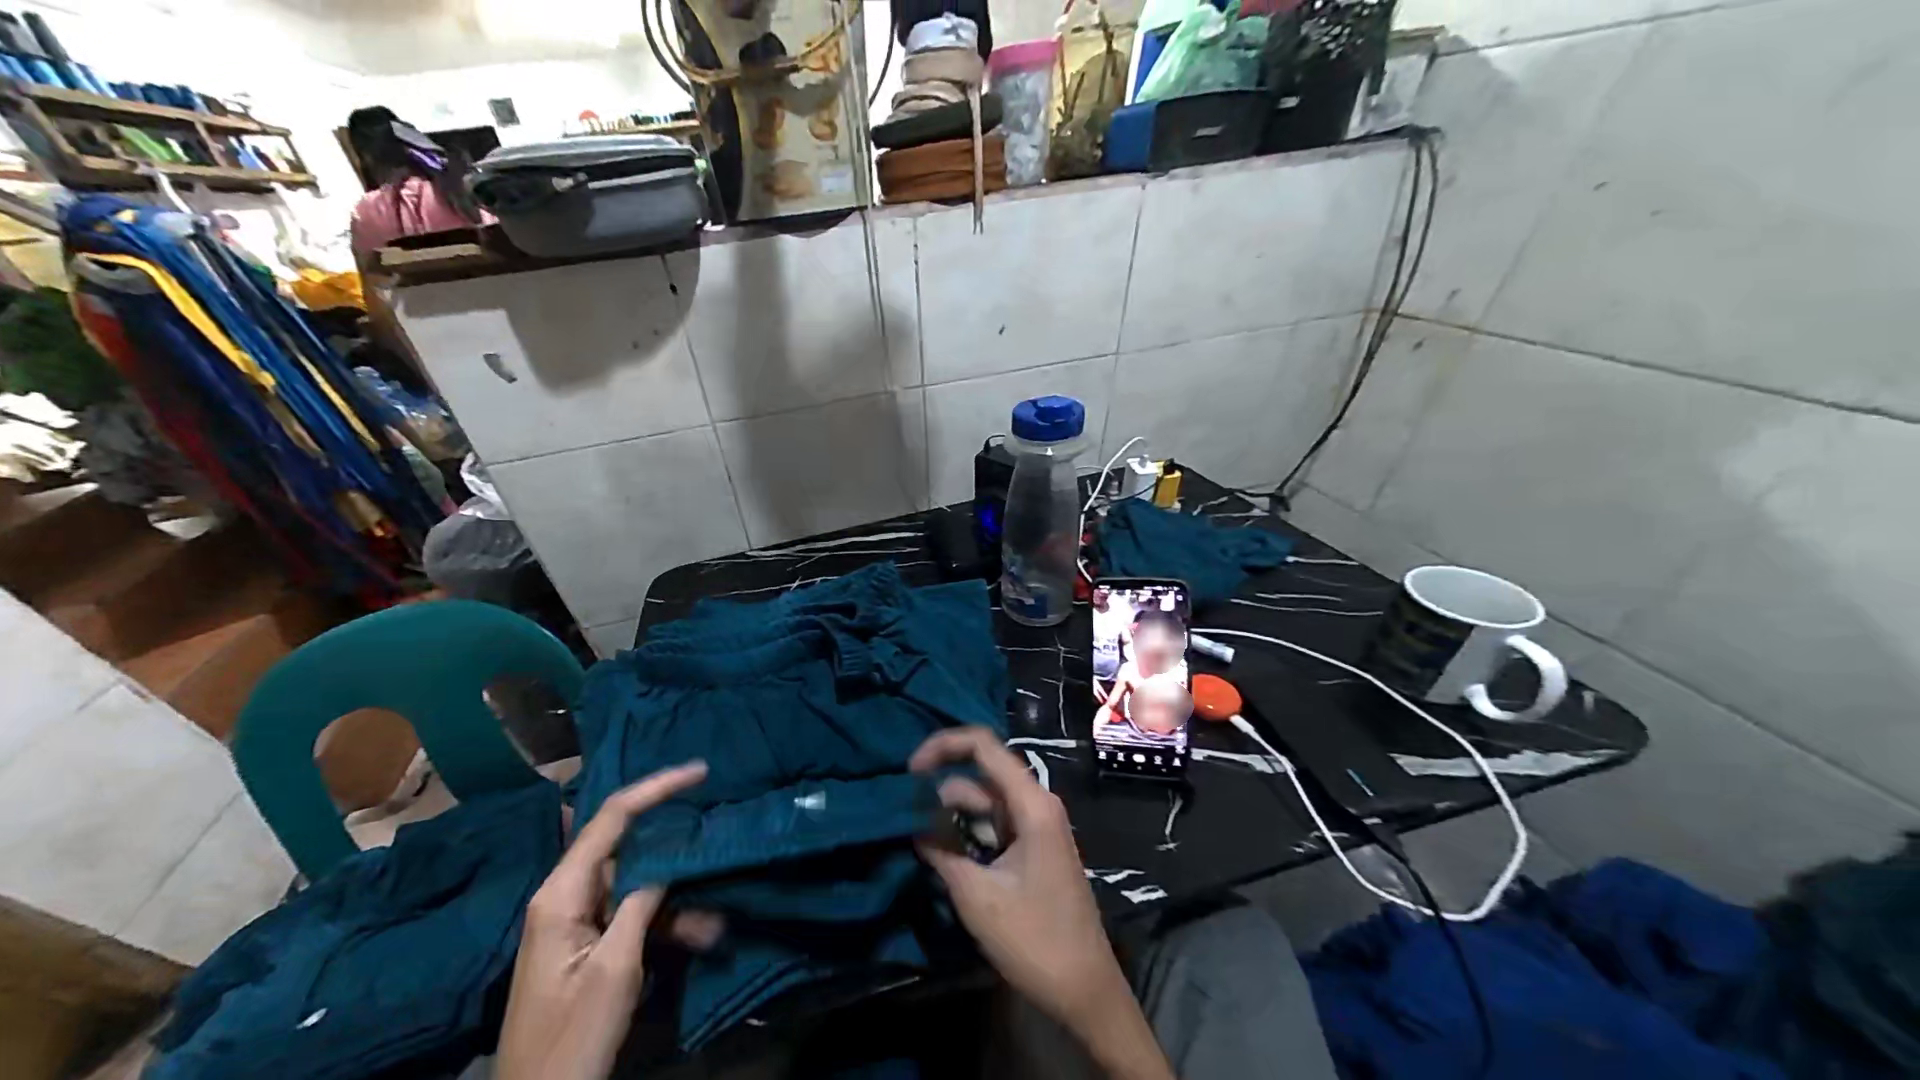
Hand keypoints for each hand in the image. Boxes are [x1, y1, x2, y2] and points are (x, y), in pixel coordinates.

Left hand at [497, 762, 711, 1079]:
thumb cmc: (572, 1035)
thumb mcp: (615, 967)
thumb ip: (642, 902)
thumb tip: (669, 858)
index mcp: (561, 893)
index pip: (611, 818)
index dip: (656, 788)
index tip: (699, 772)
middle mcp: (568, 895)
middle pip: (630, 848)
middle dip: (677, 850)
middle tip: (717, 842)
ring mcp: (579, 920)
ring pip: (640, 885)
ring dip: (679, 900)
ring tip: (714, 924)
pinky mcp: (591, 942)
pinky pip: (636, 915)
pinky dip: (668, 922)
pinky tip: (702, 936)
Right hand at [911, 729, 1173, 1079]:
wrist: (1084, 990)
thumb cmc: (1034, 940)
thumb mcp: (977, 896)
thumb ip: (941, 852)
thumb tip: (913, 825)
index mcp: (1031, 804)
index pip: (983, 746)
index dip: (943, 746)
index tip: (909, 772)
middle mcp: (1036, 805)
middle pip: (980, 777)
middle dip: (941, 795)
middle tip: (908, 825)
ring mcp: (1036, 827)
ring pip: (984, 804)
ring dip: (952, 819)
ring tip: (922, 847)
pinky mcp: (1033, 849)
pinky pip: (993, 826)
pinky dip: (967, 835)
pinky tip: (944, 858)